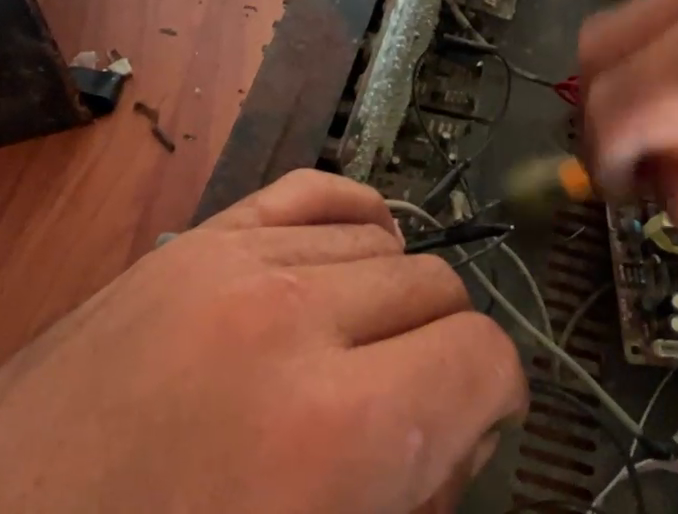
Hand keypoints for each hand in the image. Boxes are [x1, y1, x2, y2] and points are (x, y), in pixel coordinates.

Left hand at [0, 170, 526, 513]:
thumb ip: (413, 494)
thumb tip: (456, 432)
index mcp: (334, 429)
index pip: (482, 356)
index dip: (492, 401)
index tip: (465, 433)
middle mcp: (291, 320)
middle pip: (437, 286)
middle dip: (441, 353)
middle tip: (402, 415)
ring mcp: (228, 265)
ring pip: (382, 238)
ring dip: (389, 297)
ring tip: (354, 353)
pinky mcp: (185, 247)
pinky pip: (309, 193)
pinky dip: (349, 221)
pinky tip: (344, 264)